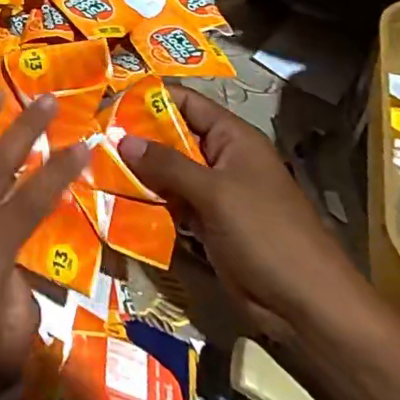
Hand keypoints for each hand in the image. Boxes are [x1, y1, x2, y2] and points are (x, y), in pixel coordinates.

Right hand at [117, 84, 363, 341]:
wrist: (304, 301)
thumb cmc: (264, 231)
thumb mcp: (214, 193)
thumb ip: (168, 165)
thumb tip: (122, 138)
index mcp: (232, 137)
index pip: (188, 103)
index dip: (152, 99)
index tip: (112, 102)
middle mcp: (223, 158)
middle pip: (176, 138)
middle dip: (139, 139)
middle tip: (94, 140)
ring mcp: (217, 194)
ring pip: (172, 174)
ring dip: (141, 174)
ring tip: (96, 170)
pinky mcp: (210, 226)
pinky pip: (175, 205)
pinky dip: (152, 204)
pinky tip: (119, 205)